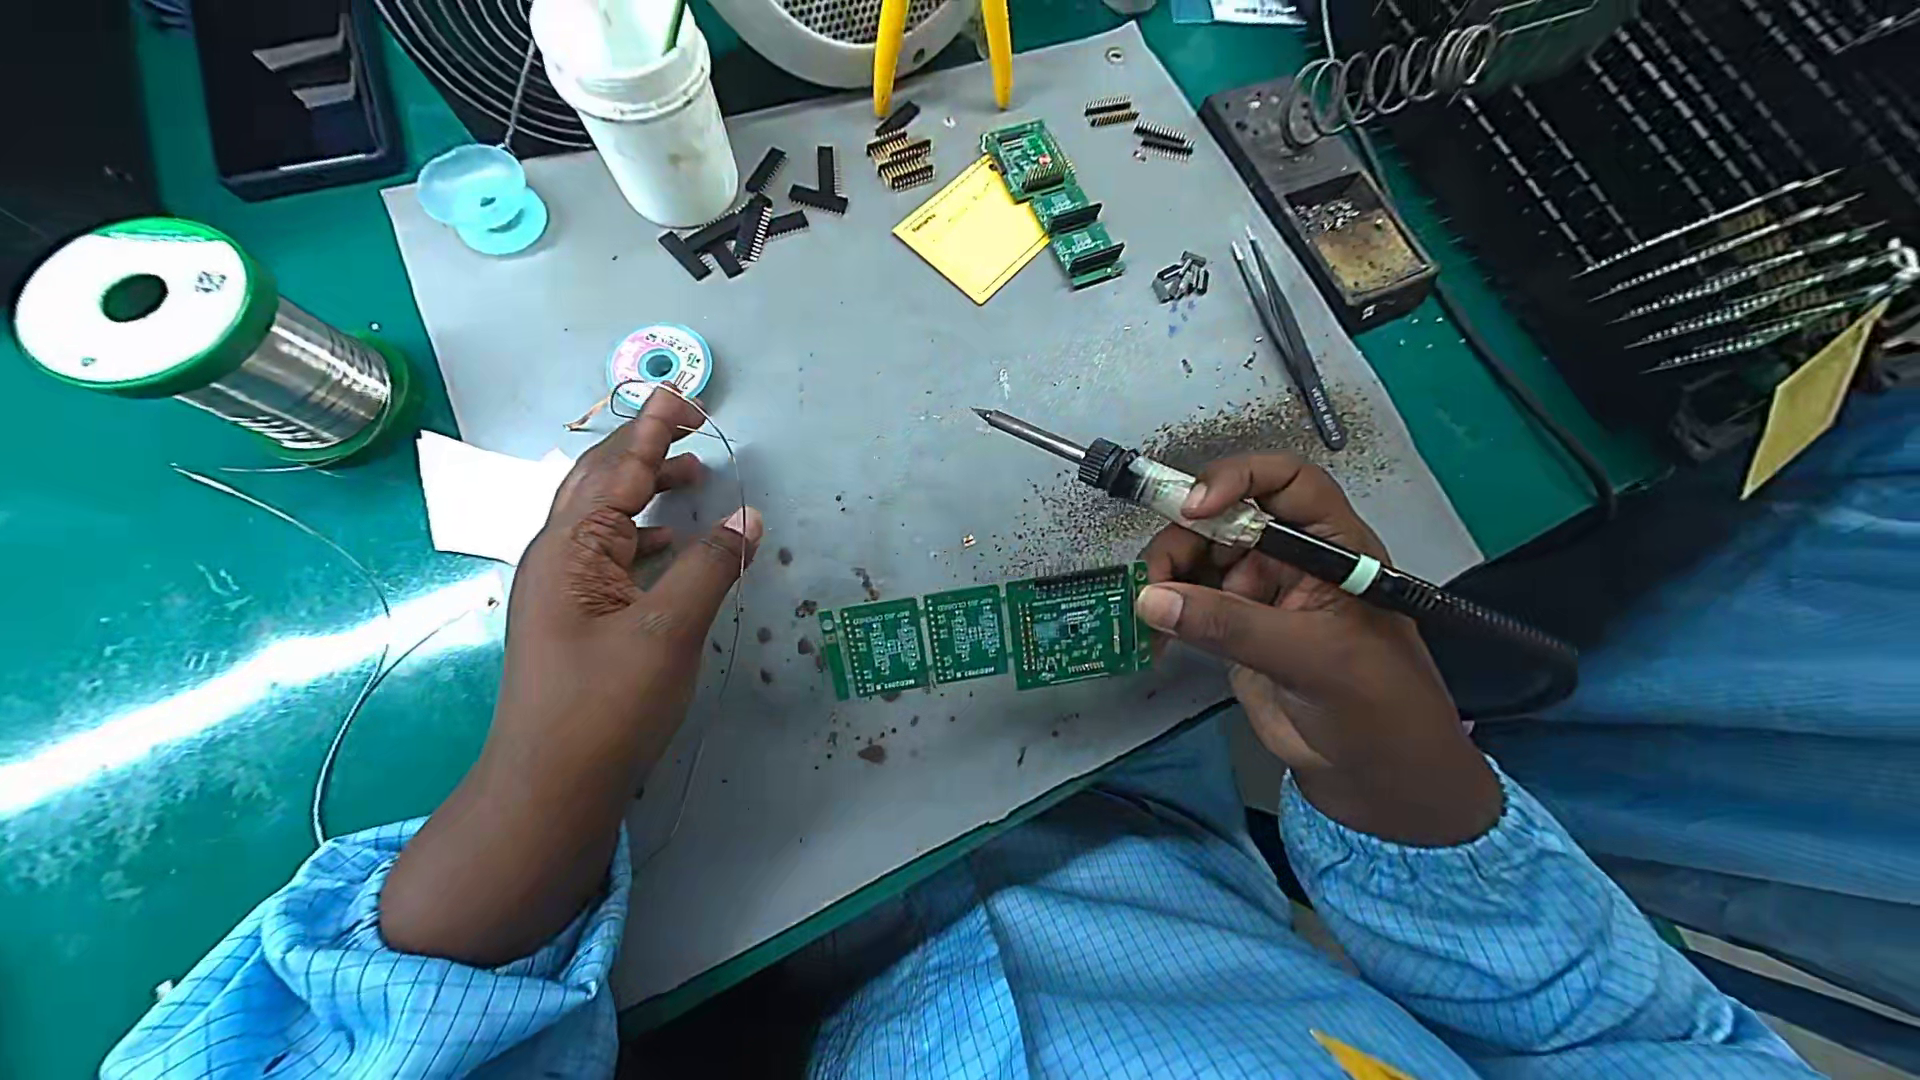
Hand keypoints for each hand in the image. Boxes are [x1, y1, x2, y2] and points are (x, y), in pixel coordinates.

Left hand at [383, 387, 760, 964]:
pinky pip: (612, 551)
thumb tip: (748, 518)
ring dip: (645, 487)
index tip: (681, 395)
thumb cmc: (606, 706)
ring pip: (605, 516)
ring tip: (692, 475)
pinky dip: (647, 533)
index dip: (651, 429)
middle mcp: (559, 557)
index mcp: (571, 550)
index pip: (616, 471)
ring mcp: (564, 587)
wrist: (550, 787)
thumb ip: (710, 567)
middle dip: (643, 445)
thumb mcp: (668, 631)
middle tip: (692, 424)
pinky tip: (674, 542)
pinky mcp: (577, 613)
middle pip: (599, 481)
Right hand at [1137, 454, 1498, 845]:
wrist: (1372, 774)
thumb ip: (1232, 625)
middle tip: (1152, 581)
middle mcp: (1288, 555)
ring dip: (1162, 577)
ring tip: (1145, 614)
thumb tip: (1151, 599)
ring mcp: (1254, 589)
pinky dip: (1160, 611)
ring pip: (1194, 556)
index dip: (1239, 479)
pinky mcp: (1228, 622)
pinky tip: (1150, 636)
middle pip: (1221, 518)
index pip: (1287, 482)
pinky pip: (1183, 600)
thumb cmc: (1374, 707)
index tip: (1196, 509)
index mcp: (1330, 545)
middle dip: (1181, 540)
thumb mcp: (1311, 658)